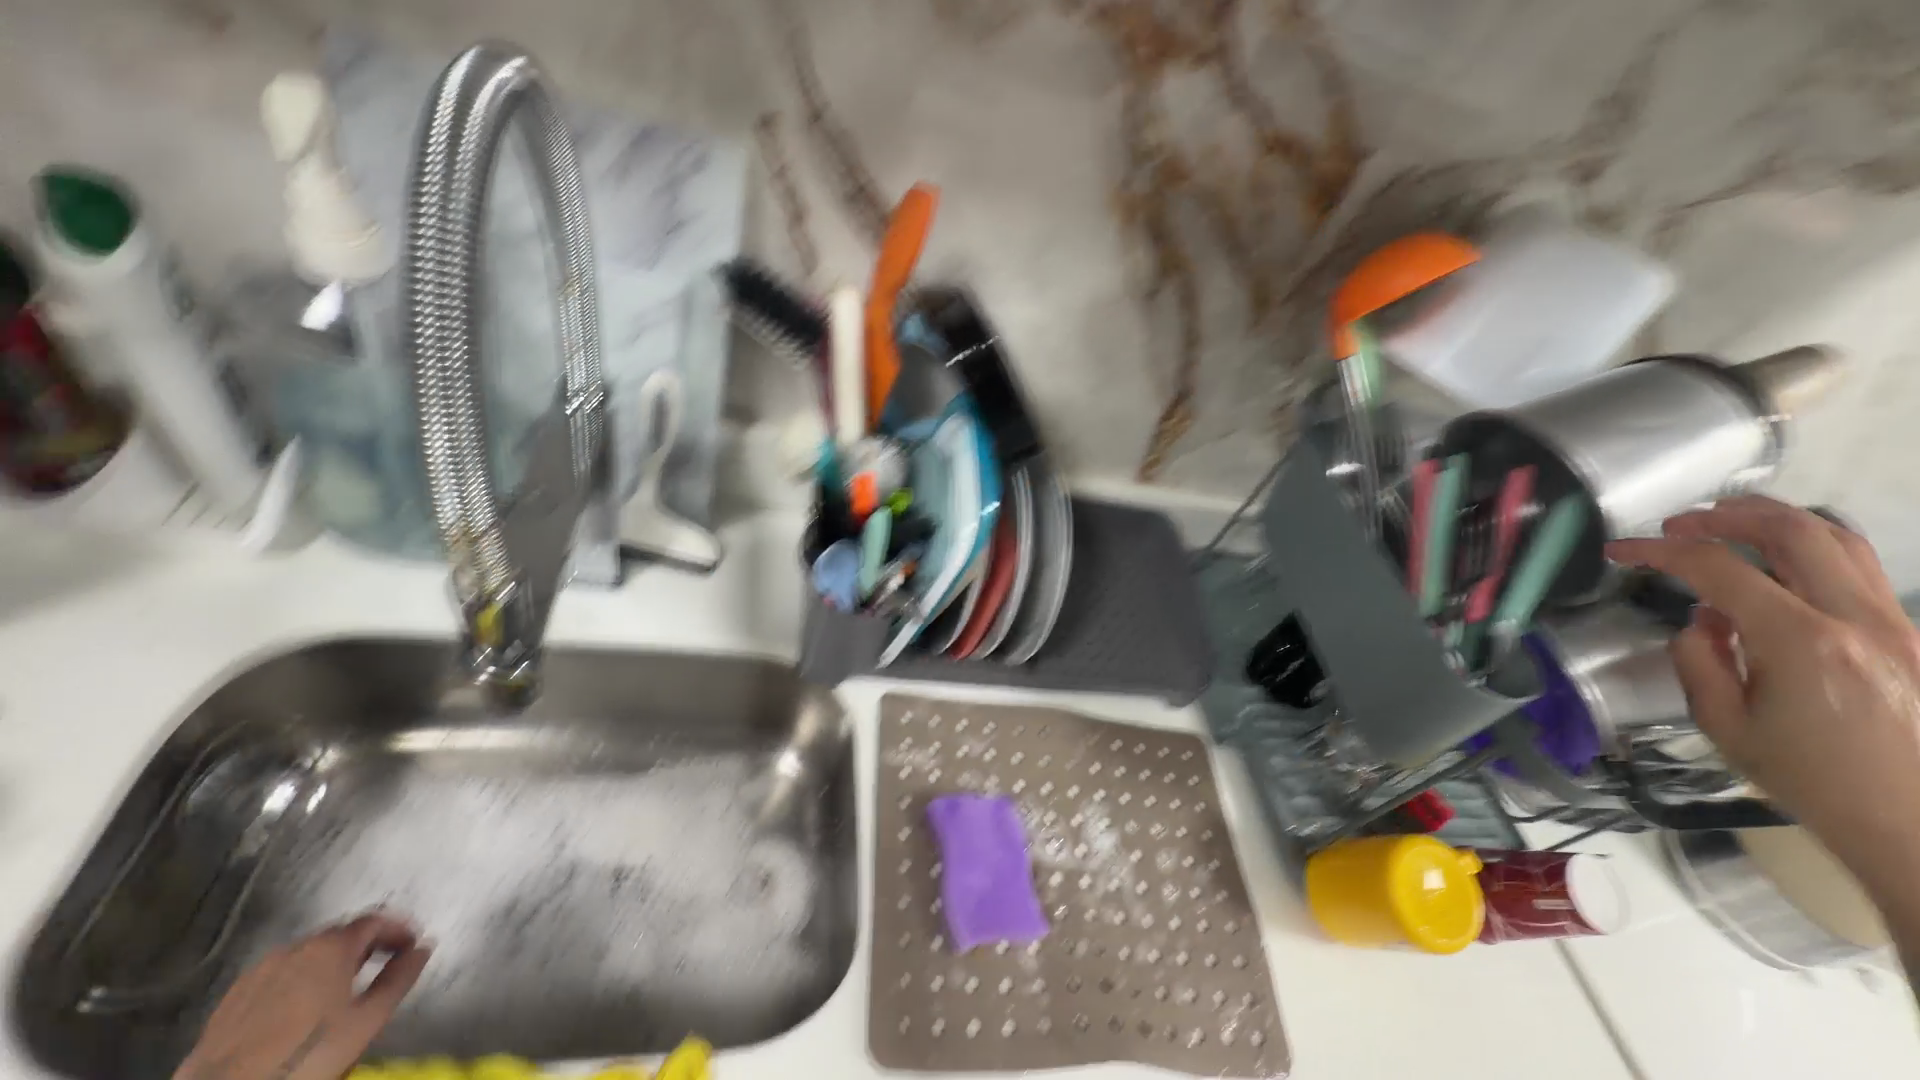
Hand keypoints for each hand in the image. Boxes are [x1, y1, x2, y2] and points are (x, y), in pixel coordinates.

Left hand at [174, 913, 430, 1079]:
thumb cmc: (309, 1054)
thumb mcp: (368, 1019)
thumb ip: (400, 978)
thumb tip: (422, 949)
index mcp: (330, 948)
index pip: (374, 920)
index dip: (399, 929)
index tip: (411, 946)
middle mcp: (295, 948)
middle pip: (340, 934)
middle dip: (367, 944)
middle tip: (384, 964)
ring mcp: (259, 970)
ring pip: (307, 954)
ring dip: (332, 961)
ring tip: (344, 988)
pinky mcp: (234, 996)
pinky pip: (279, 973)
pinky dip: (300, 978)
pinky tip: (301, 1006)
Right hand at [1609, 496, 1919, 901]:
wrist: (1914, 825)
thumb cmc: (1810, 782)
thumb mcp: (1724, 725)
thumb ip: (1699, 659)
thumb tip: (1705, 619)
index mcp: (1802, 642)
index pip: (1718, 568)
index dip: (1659, 551)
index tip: (1621, 550)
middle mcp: (1859, 619)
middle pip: (1793, 531)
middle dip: (1724, 516)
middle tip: (1679, 524)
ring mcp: (1898, 623)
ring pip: (1839, 540)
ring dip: (1775, 522)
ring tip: (1730, 524)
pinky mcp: (1913, 636)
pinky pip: (1859, 570)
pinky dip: (1811, 551)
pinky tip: (1781, 567)